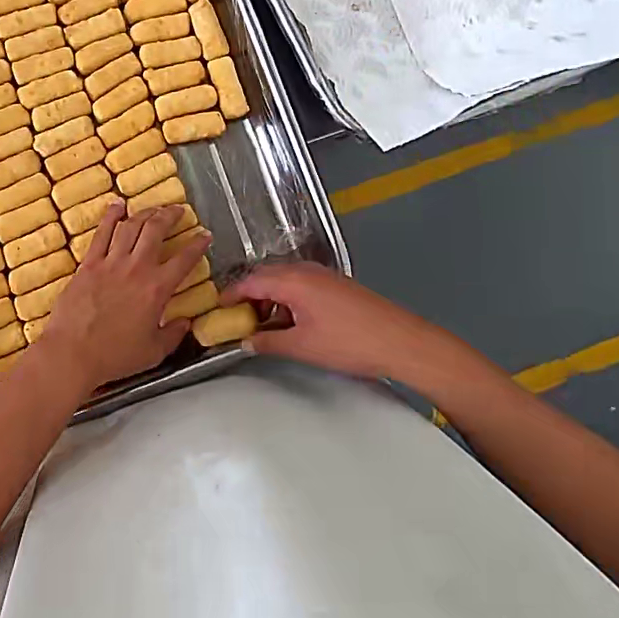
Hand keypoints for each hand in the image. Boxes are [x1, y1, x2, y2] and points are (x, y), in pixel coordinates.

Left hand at [35, 202, 210, 396]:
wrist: (72, 353)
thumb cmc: (114, 356)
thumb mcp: (154, 352)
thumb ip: (173, 334)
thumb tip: (184, 323)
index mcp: (157, 288)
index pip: (184, 259)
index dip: (198, 244)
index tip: (205, 235)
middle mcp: (136, 268)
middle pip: (156, 230)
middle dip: (170, 216)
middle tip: (178, 210)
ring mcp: (111, 263)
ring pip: (131, 226)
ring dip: (145, 213)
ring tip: (154, 208)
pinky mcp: (88, 264)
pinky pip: (102, 234)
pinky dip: (111, 217)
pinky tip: (117, 206)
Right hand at [223, 261, 470, 388]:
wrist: (401, 341)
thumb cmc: (349, 343)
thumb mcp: (302, 347)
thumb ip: (268, 341)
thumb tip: (247, 341)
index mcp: (292, 280)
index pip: (251, 280)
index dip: (231, 294)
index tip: (217, 308)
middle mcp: (306, 270)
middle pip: (266, 276)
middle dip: (249, 295)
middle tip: (237, 318)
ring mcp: (323, 275)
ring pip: (285, 280)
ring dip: (269, 298)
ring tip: (263, 324)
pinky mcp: (336, 284)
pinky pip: (301, 284)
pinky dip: (288, 298)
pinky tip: (291, 321)